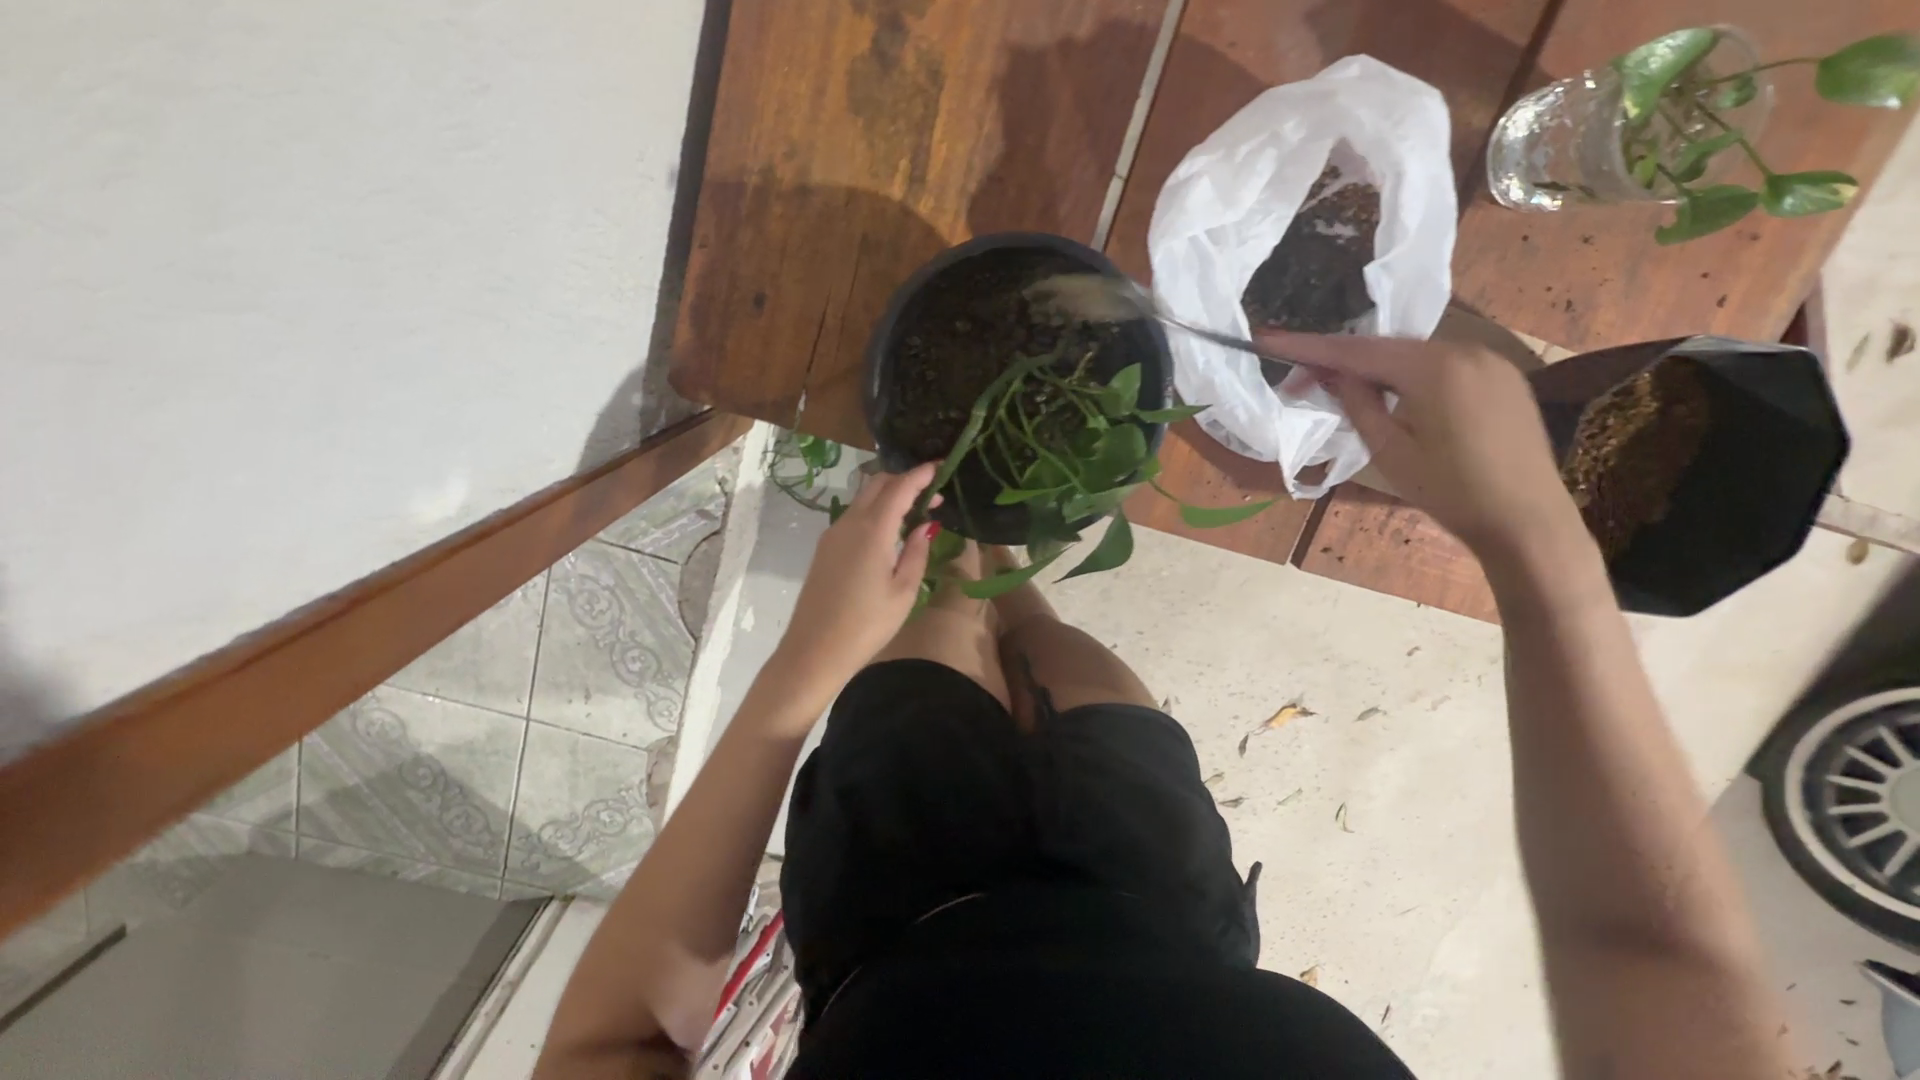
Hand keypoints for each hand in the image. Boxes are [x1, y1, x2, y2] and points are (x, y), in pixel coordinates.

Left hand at [774, 461, 940, 693]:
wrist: (813, 651)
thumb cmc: (866, 625)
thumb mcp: (904, 591)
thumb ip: (917, 552)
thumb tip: (926, 525)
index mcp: (872, 530)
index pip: (899, 488)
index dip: (921, 474)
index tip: (941, 466)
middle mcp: (849, 523)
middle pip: (876, 485)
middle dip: (904, 480)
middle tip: (932, 492)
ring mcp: (832, 535)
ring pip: (862, 499)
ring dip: (888, 497)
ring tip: (915, 513)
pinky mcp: (824, 549)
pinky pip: (853, 517)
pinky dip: (874, 513)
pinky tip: (890, 533)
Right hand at [1260, 331, 1591, 566]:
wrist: (1527, 521)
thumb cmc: (1450, 492)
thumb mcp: (1389, 451)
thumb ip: (1358, 404)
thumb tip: (1334, 375)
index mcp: (1433, 368)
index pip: (1356, 351)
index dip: (1307, 347)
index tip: (1266, 340)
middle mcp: (1465, 351)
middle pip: (1387, 347)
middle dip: (1341, 361)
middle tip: (1301, 381)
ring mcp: (1490, 362)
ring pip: (1415, 355)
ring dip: (1376, 369)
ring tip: (1343, 390)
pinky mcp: (1504, 379)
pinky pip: (1444, 366)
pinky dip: (1410, 375)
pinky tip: (1394, 397)